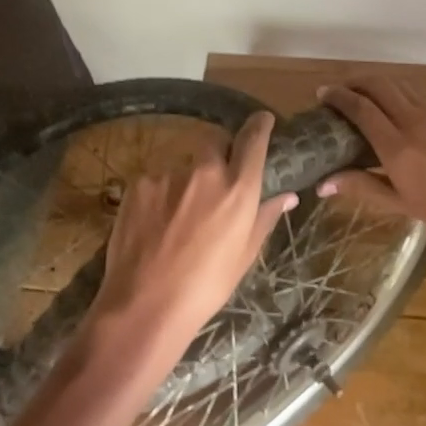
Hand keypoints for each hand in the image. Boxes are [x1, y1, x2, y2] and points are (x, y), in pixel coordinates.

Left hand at [90, 111, 297, 340]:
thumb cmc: (207, 286)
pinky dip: (160, 194)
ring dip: (186, 179)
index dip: (260, 125)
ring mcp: (168, 174)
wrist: (145, 305)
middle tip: (215, 184)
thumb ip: (265, 216)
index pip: (254, 139)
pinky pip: (156, 179)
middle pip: (215, 142)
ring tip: (179, 216)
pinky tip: (156, 223)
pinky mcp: (138, 184)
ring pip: (183, 164)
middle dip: (218, 155)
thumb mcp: (245, 254)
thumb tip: (286, 195)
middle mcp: (205, 171)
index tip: (263, 120)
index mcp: (239, 188)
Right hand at [318, 76, 425, 242]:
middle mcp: (413, 120)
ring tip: (362, 90)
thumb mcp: (398, 202)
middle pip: (377, 85)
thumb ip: (361, 186)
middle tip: (338, 88)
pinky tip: (392, 97)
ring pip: (398, 82)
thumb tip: (322, 184)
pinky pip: (416, 89)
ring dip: (376, 81)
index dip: (339, 96)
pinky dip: (397, 86)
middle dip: (354, 81)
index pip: (361, 109)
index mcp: (396, 146)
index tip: (323, 94)